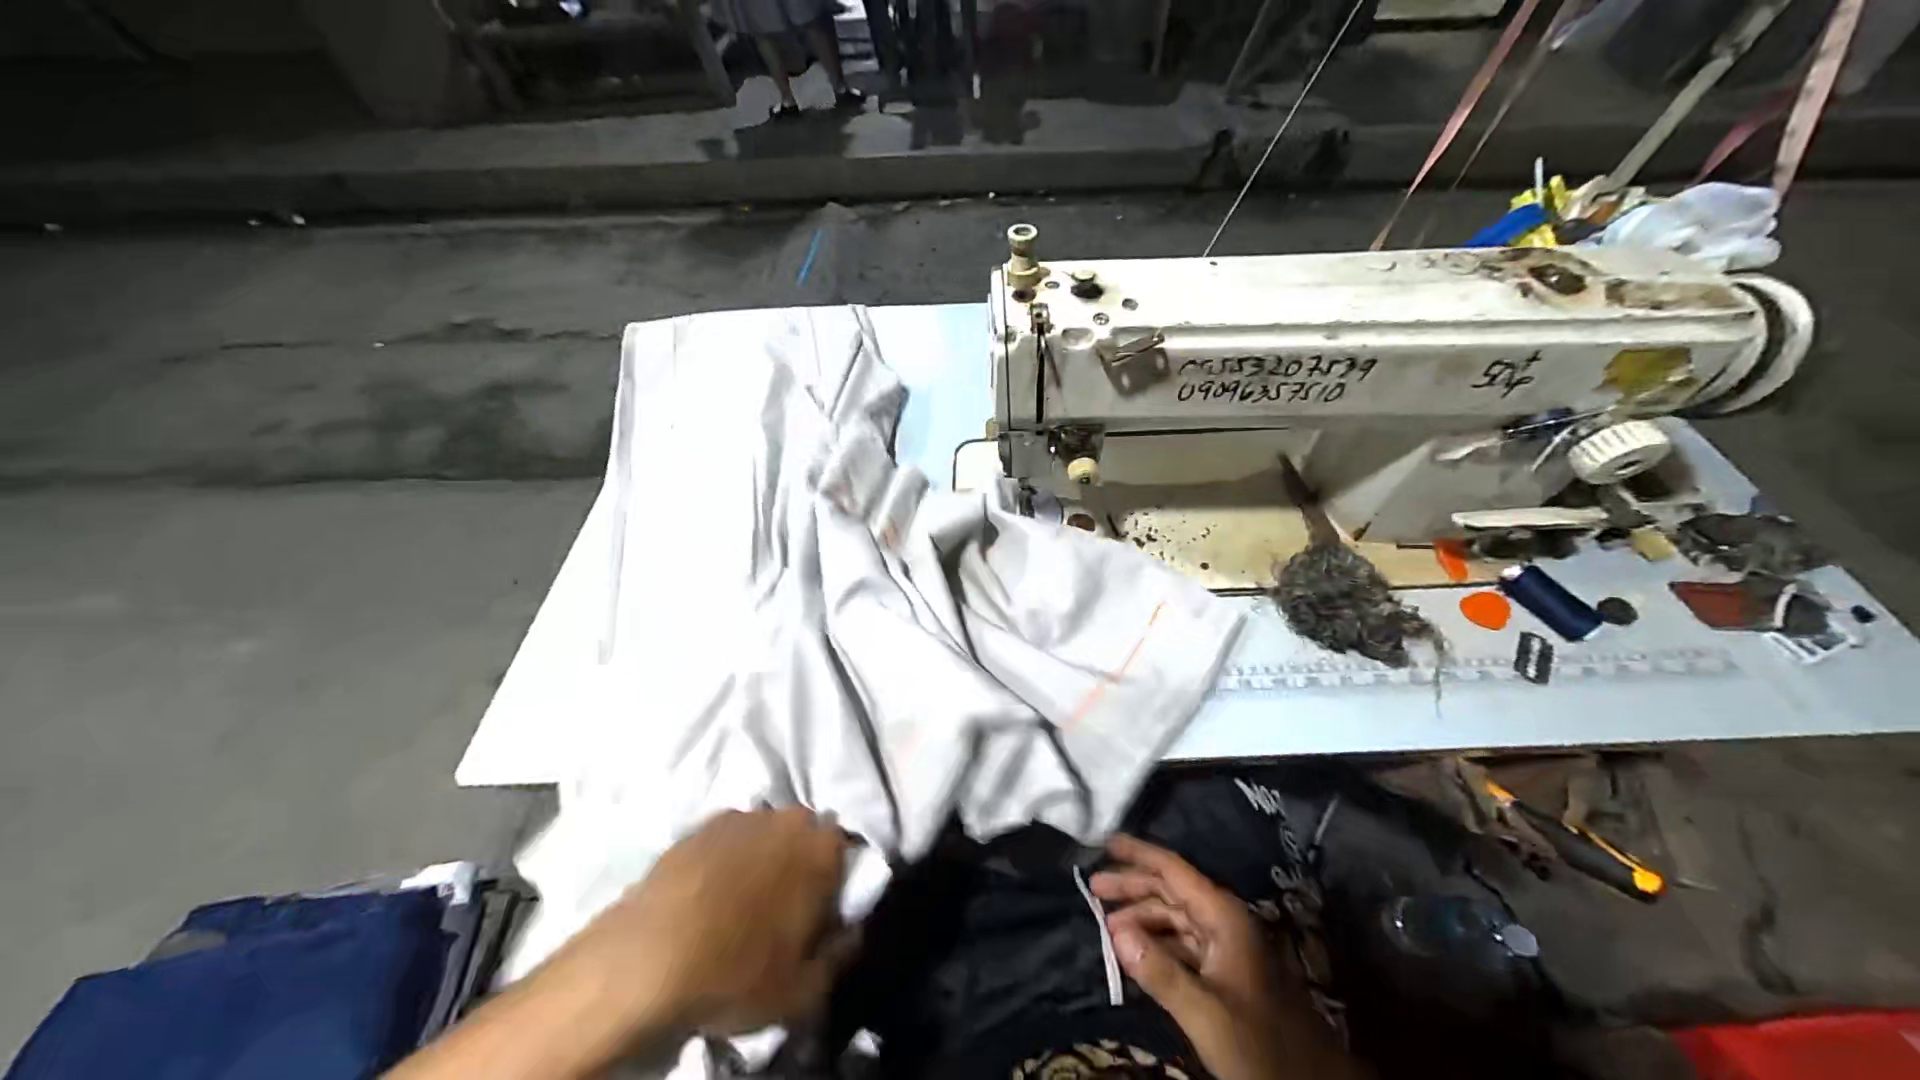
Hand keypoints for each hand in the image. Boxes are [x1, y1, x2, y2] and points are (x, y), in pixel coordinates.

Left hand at [558, 806, 858, 1036]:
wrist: (644, 959)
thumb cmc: (735, 972)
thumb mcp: (803, 990)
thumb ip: (840, 956)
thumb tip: (850, 933)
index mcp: (822, 846)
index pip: (848, 854)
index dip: (838, 886)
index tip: (824, 915)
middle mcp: (787, 817)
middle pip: (806, 837)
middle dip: (801, 865)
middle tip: (784, 910)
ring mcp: (739, 816)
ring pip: (766, 835)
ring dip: (763, 859)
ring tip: (742, 903)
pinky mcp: (697, 826)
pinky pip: (727, 841)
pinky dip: (725, 861)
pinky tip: (708, 897)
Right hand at [1091, 834, 1356, 1079]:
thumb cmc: (1260, 1045)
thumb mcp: (1206, 1014)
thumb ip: (1160, 972)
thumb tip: (1115, 930)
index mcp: (1223, 917)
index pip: (1174, 870)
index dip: (1139, 854)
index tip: (1105, 842)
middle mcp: (1226, 921)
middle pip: (1172, 890)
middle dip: (1132, 886)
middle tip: (1092, 887)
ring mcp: (1228, 946)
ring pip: (1176, 917)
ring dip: (1142, 917)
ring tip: (1106, 924)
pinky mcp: (1228, 971)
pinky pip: (1184, 943)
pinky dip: (1157, 942)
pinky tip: (1136, 953)